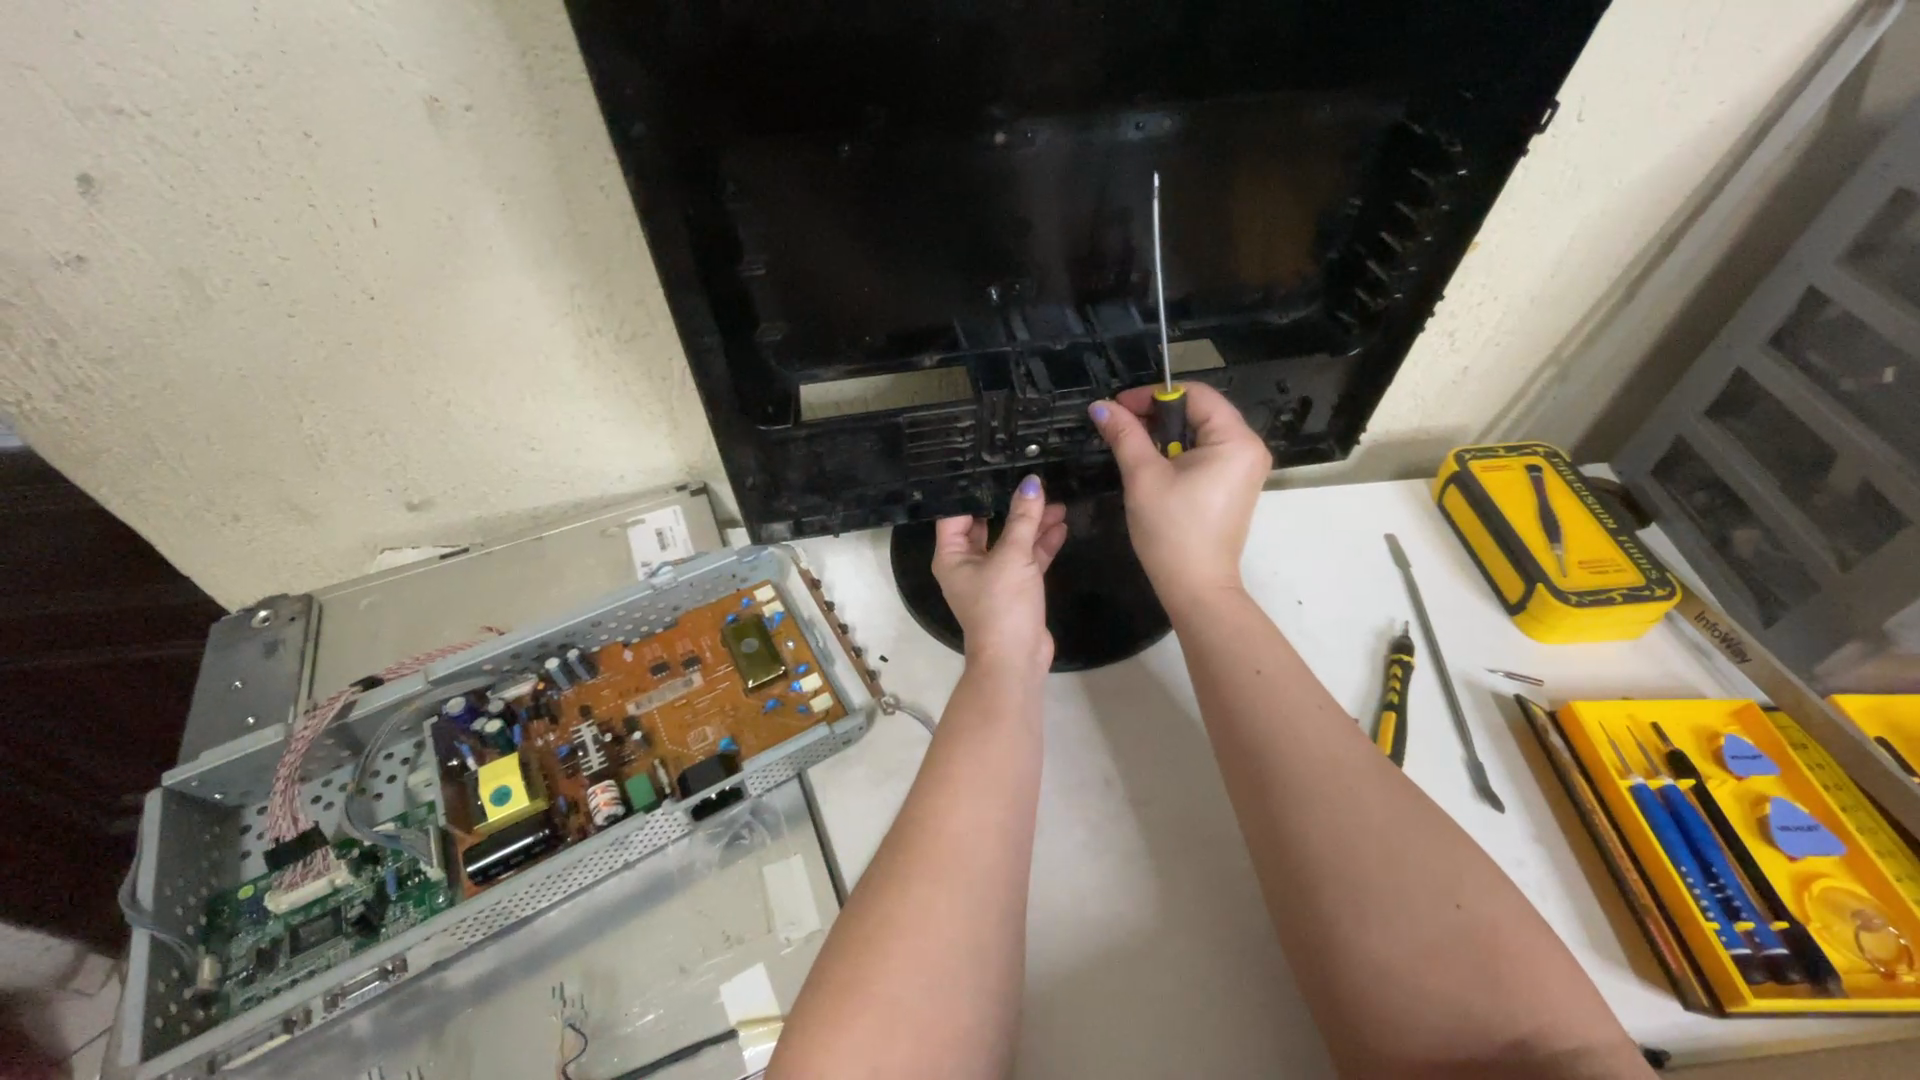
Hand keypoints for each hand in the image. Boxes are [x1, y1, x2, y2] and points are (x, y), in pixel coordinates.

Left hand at [931, 475, 1068, 674]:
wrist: (1015, 659)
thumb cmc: (1001, 605)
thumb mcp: (1013, 556)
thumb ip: (1024, 518)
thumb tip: (1032, 483)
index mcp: (951, 555)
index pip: (957, 514)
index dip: (974, 492)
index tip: (995, 468)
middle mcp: (967, 564)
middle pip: (987, 525)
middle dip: (1010, 506)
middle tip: (1033, 481)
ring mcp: (992, 578)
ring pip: (1011, 542)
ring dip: (1032, 525)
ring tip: (1058, 502)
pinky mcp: (1015, 590)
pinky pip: (1026, 559)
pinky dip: (1041, 545)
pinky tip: (1061, 526)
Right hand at [1088, 383, 1270, 607]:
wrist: (1196, 587)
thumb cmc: (1171, 531)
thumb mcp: (1143, 477)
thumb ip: (1124, 435)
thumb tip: (1101, 406)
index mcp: (1235, 440)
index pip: (1195, 394)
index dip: (1153, 394)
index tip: (1118, 407)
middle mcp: (1248, 448)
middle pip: (1199, 411)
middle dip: (1156, 415)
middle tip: (1120, 426)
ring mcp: (1244, 468)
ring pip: (1200, 433)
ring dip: (1164, 435)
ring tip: (1131, 446)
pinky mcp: (1234, 485)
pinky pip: (1206, 454)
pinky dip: (1178, 452)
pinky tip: (1152, 465)